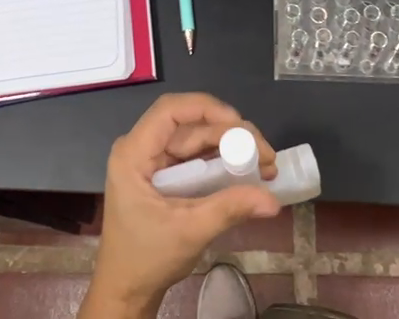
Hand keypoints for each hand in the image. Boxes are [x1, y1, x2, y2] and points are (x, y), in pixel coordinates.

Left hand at [80, 94, 281, 318]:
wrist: (126, 290)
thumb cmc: (146, 258)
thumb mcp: (189, 231)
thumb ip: (229, 208)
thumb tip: (272, 200)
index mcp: (134, 153)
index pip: (170, 111)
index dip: (206, 108)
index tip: (239, 125)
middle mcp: (142, 148)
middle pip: (190, 125)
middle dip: (230, 134)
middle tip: (265, 153)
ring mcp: (154, 161)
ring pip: (197, 140)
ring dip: (231, 148)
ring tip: (265, 163)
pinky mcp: (165, 175)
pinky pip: (196, 158)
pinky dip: (222, 162)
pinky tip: (248, 173)